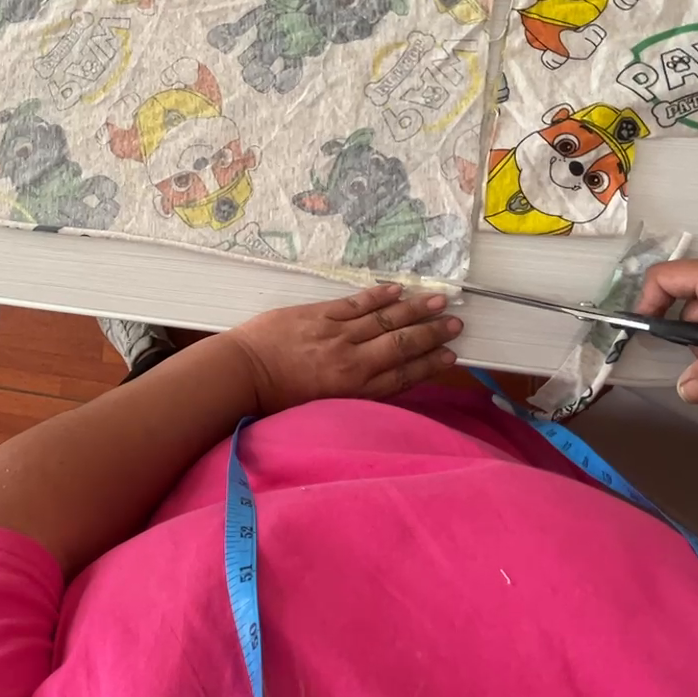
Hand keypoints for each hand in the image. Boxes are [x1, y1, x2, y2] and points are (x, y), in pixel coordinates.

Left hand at [220, 284, 461, 413]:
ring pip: (383, 320)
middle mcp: (351, 362)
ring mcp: (335, 335)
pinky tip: (397, 289)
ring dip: (414, 309)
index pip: (402, 376)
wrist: (241, 374)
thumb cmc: (275, 397)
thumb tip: (380, 381)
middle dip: (431, 334)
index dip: (429, 365)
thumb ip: (353, 393)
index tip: (451, 356)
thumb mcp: (323, 407)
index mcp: (353, 390)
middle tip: (456, 324)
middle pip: (400, 345)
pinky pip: (355, 303)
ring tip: (439, 300)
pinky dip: (378, 296)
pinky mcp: (318, 315)